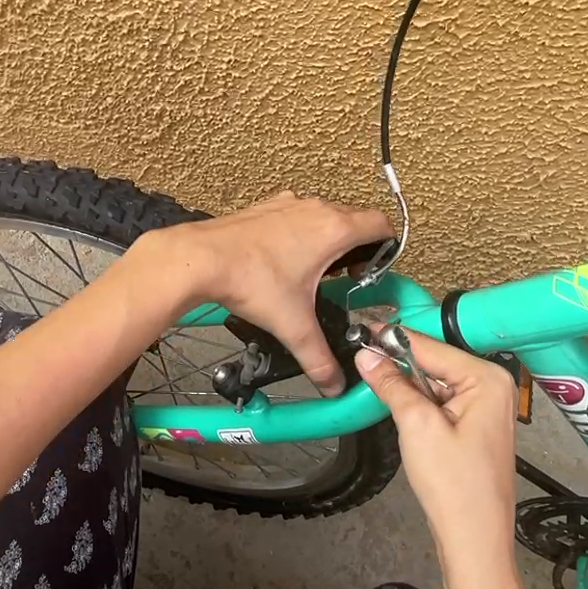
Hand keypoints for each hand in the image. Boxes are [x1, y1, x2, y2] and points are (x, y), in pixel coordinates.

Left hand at [139, 193, 391, 395]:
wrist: (200, 259)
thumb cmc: (251, 281)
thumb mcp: (293, 325)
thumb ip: (319, 358)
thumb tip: (334, 385)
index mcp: (334, 228)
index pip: (381, 224)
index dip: (386, 247)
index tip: (375, 271)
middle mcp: (315, 208)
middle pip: (353, 220)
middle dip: (356, 248)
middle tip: (345, 278)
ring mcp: (288, 203)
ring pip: (323, 215)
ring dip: (326, 239)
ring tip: (313, 272)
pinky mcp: (265, 207)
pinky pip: (296, 215)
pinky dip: (299, 233)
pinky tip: (283, 261)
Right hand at [355, 330, 517, 554]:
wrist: (473, 541)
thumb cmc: (453, 485)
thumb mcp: (416, 425)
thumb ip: (391, 384)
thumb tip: (366, 354)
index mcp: (487, 379)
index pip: (431, 346)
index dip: (392, 338)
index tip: (359, 328)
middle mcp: (493, 386)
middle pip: (434, 361)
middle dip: (399, 362)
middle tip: (360, 356)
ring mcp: (486, 407)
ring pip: (434, 381)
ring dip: (406, 384)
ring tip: (372, 379)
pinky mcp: (475, 426)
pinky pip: (440, 400)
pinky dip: (417, 401)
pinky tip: (395, 403)